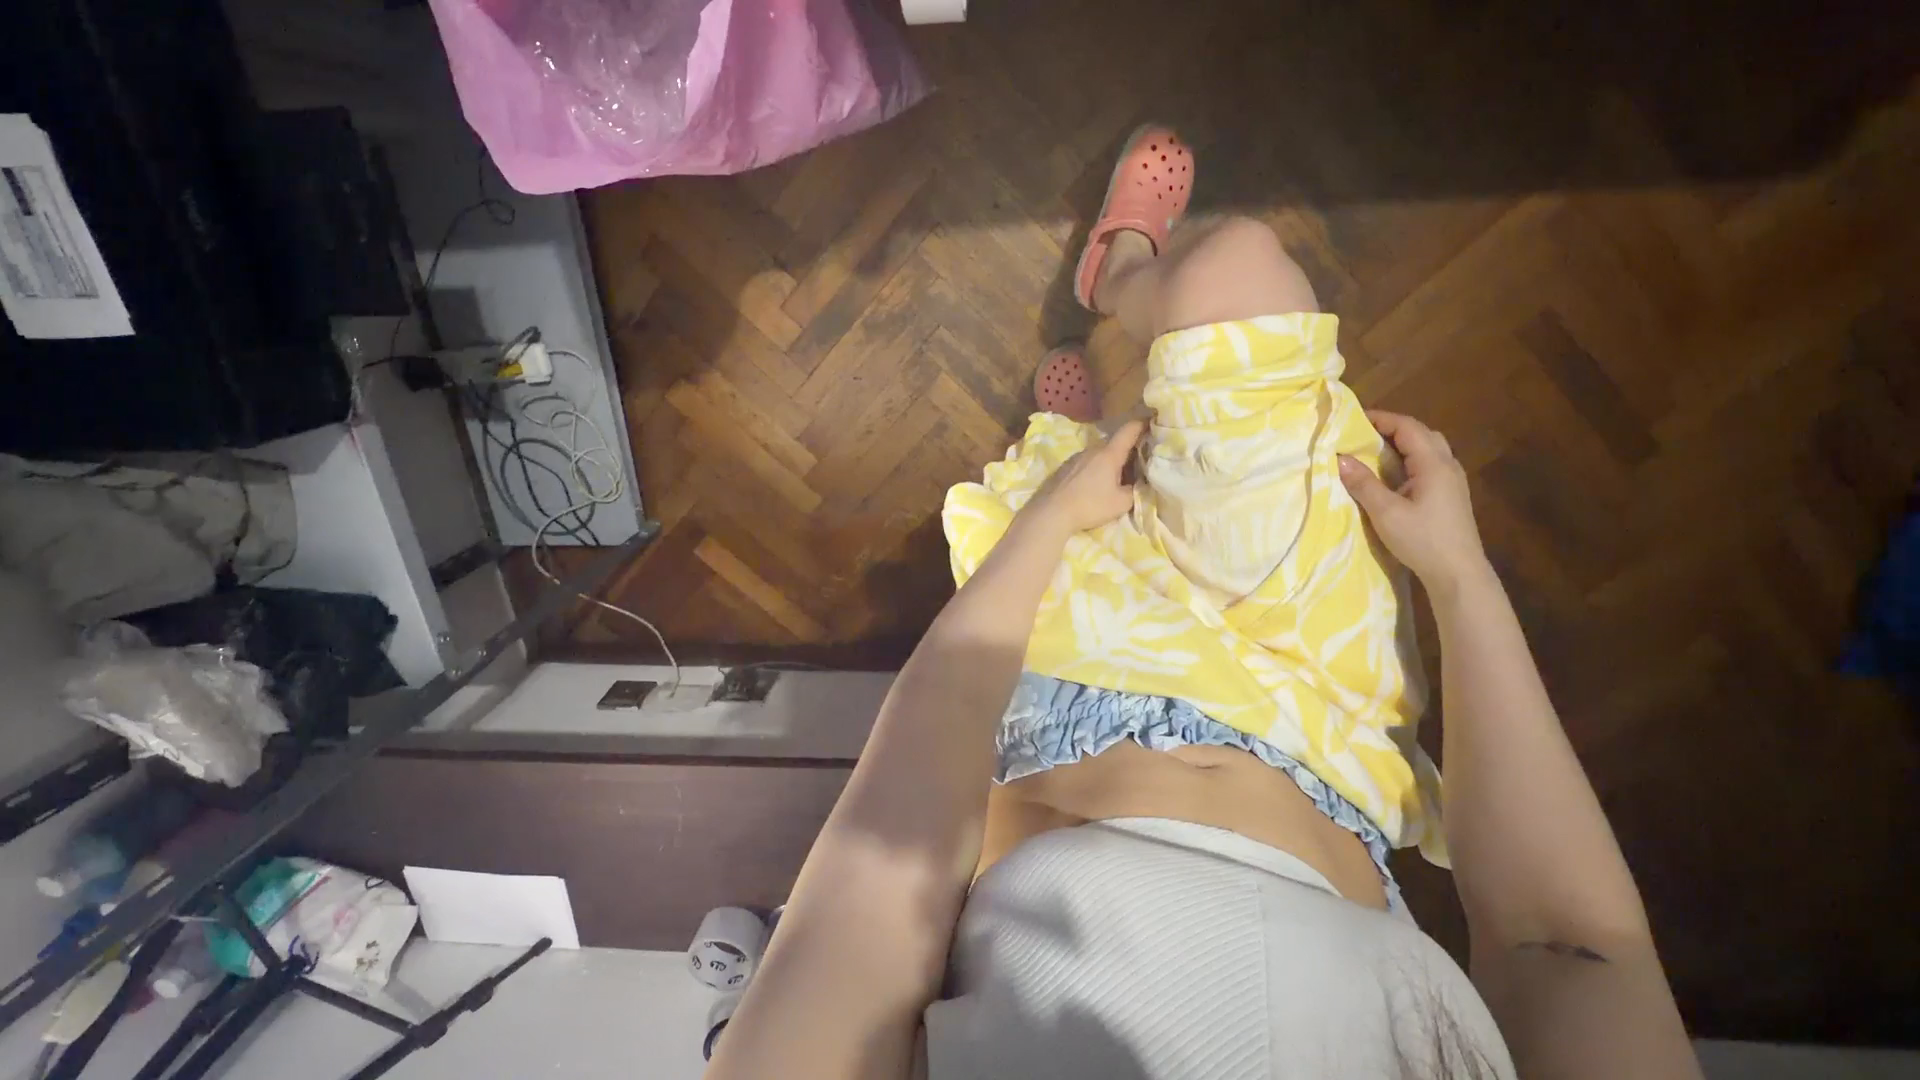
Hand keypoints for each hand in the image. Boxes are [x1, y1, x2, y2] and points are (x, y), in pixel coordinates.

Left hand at [1020, 419, 1145, 537]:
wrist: (1052, 512)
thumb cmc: (1090, 505)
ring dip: (1110, 460)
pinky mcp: (1064, 467)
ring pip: (1099, 453)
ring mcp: (1076, 457)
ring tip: (1118, 474)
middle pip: (1114, 443)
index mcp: (1109, 454)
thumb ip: (1134, 490)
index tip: (1152, 421)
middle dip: (1127, 448)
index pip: (1129, 430)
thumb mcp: (1121, 503)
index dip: (1142, 423)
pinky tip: (1096, 482)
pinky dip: (1096, 467)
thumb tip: (1137, 484)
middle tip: (1140, 458)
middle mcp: (1092, 450)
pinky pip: (1086, 462)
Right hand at [1338, 411, 1489, 593]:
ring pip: (1429, 448)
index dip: (1381, 419)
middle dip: (1393, 428)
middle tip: (1364, 434)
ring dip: (1403, 443)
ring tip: (1376, 451)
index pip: (1408, 427)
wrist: (1458, 572)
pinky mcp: (1452, 495)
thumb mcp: (1386, 513)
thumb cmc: (1422, 540)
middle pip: (1422, 433)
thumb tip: (1340, 459)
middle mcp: (1447, 465)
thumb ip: (1363, 484)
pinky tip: (1395, 475)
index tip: (1354, 420)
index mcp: (1433, 464)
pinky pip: (1431, 464)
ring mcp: (1453, 480)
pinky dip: (1410, 459)